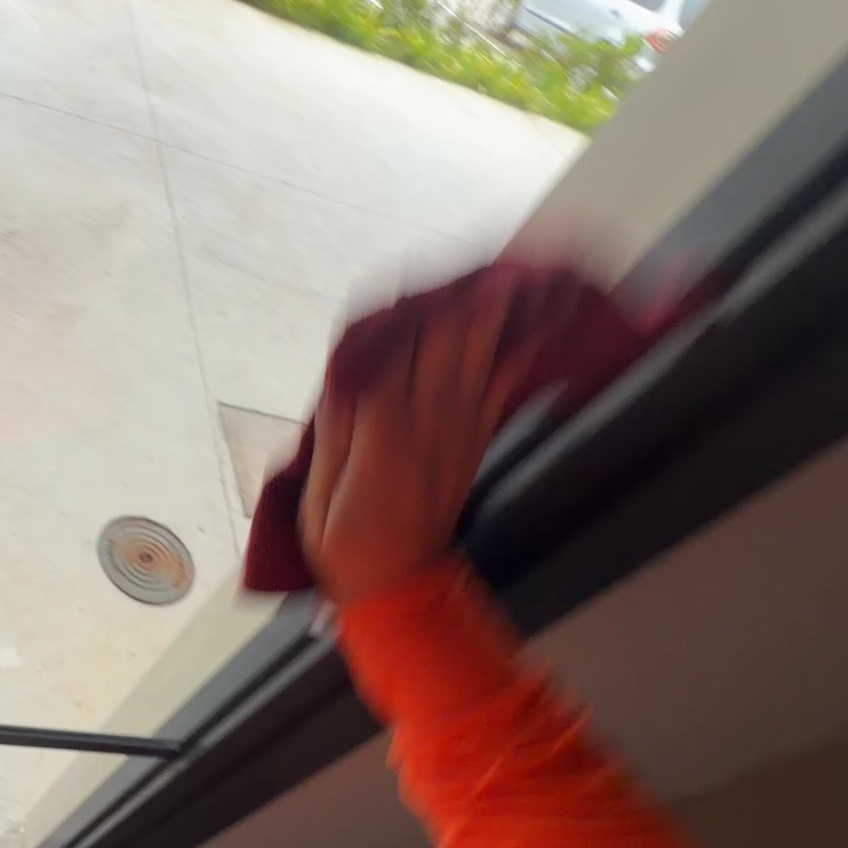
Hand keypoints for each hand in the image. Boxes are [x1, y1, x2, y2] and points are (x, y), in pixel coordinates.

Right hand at [299, 295, 533, 606]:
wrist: (395, 583)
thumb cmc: (344, 540)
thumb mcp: (321, 491)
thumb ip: (337, 430)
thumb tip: (348, 377)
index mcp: (385, 439)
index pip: (395, 361)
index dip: (402, 321)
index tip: (407, 284)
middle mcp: (429, 429)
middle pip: (446, 352)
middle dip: (459, 306)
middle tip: (479, 264)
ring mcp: (458, 436)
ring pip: (479, 364)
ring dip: (494, 321)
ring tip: (511, 278)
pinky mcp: (472, 445)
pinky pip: (498, 392)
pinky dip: (514, 357)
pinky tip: (526, 331)